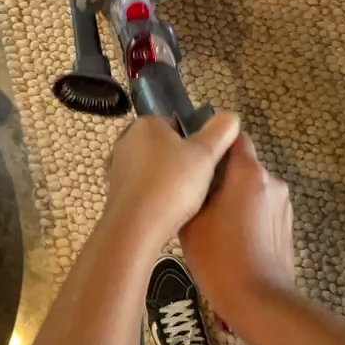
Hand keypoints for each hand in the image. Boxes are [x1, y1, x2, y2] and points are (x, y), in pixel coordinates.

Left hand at [100, 111, 241, 252]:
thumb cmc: (173, 184)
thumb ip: (221, 131)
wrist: (136, 227)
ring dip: (167, 180)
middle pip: (165, 147)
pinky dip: (153, 195)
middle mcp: (126, 139)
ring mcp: (116, 165)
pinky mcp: (114, 190)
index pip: (178, 126)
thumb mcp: (206, 154)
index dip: (195, 145)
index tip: (203, 164)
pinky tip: (164, 210)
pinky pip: (141, 187)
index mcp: (147, 124)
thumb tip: (231, 117)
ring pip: (153, 168)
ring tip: (182, 200)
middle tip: (196, 182)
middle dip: (181, 163)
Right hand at [179, 133, 296, 333]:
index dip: (216, 144)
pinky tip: (233, 239)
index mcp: (249, 173)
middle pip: (244, 165)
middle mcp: (272, 181)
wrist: (259, 301)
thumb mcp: (192, 220)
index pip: (235, 138)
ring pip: (253, 188)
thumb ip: (194, 190)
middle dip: (223, 176)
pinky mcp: (287, 225)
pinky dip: (248, 215)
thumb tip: (192, 179)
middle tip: (199, 197)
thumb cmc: (219, 257)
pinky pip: (263, 208)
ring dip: (236, 197)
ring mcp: (283, 204)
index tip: (198, 159)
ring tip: (214, 222)